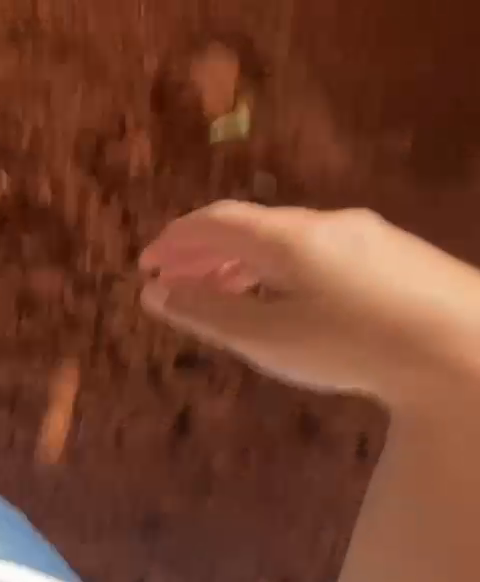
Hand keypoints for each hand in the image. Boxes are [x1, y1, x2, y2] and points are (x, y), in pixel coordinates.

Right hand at [140, 201, 479, 409]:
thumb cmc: (347, 342)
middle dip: (200, 252)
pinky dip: (269, 269)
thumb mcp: (258, 335)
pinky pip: (310, 252)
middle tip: (168, 283)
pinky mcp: (390, 257)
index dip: (173, 239)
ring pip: (280, 240)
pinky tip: (268, 299)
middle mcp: (326, 225)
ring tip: (212, 296)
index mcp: (288, 238)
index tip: (144, 266)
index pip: (216, 220)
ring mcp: (365, 238)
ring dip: (233, 262)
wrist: (467, 349)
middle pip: (249, 227)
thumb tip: (153, 290)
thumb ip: (201, 310)